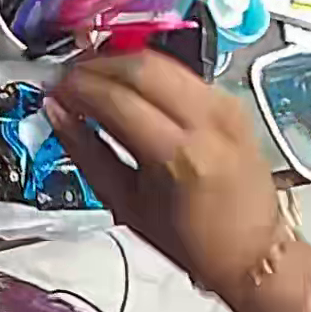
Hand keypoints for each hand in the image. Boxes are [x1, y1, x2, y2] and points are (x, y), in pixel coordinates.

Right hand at [51, 54, 310, 311]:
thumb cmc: (192, 242)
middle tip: (68, 78)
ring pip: (159, 60)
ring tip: (90, 77)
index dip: (77, 87)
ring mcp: (223, 104)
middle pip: (138, 66)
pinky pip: (177, 70)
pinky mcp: (230, 99)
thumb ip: (86, 151)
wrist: (256, 251)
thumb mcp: (126, 205)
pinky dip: (144, 69)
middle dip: (95, 66)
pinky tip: (123, 82)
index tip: (54, 89)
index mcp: (180, 155)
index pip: (116, 98)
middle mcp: (207, 119)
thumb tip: (56, 111)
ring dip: (117, 61)